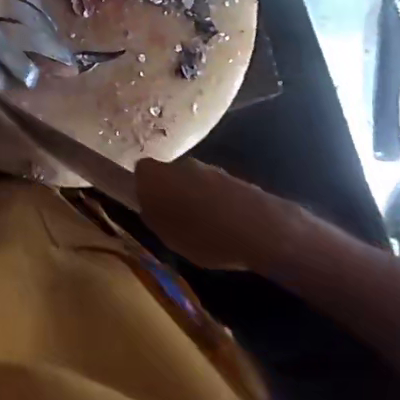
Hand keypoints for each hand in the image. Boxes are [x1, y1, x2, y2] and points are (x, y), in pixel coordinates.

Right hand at [136, 157, 311, 272]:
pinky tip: (221, 226)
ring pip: (192, 181)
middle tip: (171, 221)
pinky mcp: (233, 177)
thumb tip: (148, 204)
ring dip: (192, 198)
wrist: (258, 228)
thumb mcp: (165, 235)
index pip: (140, 171)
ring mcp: (210, 168)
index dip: (142, 188)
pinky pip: (213, 189)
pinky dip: (214, 203)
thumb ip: (153, 215)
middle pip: (168, 174)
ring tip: (199, 228)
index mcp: (157, 175)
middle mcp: (181, 163)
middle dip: (168, 193)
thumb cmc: (202, 235)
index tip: (147, 208)